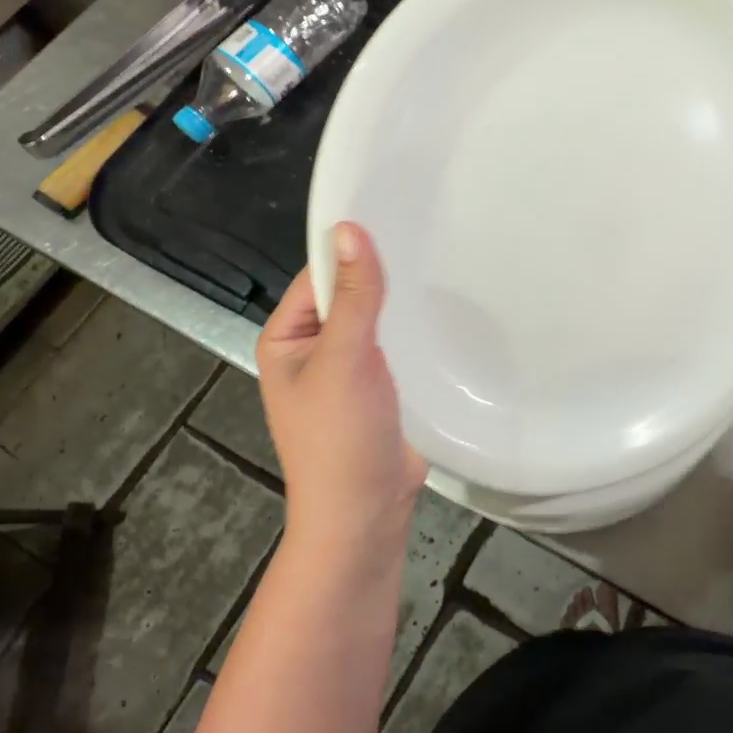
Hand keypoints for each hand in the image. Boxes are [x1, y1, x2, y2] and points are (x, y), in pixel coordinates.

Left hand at [255, 222, 426, 550]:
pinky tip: (445, 314)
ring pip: (377, 321)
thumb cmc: (339, 436)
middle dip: (383, 276)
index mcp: (287, 339)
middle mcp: (314, 349)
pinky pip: (397, 346)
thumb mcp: (343, 359)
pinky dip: (415, 331)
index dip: (352, 250)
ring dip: (402, 304)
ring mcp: (350, 370)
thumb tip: (349, 229)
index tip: (397, 220)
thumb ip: (353, 295)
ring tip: (445, 270)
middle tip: (432, 241)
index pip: (319, 277)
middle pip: (350, 295)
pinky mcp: (382, 387)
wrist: (365, 512)